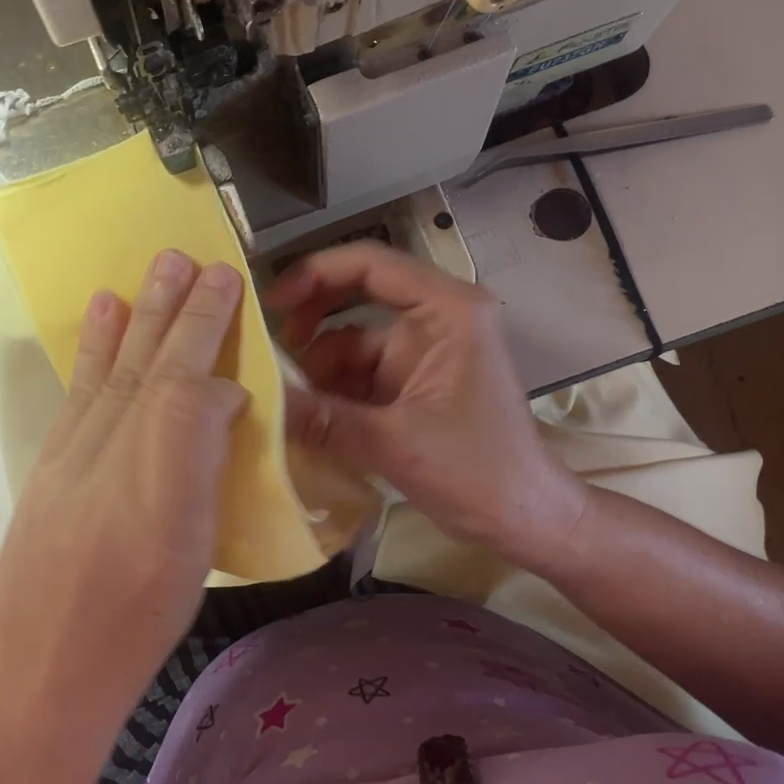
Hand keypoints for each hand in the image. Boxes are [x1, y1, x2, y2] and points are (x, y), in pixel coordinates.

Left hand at [0, 249, 248, 709]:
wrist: (43, 671)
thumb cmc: (134, 621)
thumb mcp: (193, 548)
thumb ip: (205, 462)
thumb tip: (222, 400)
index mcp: (158, 467)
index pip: (186, 377)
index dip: (206, 325)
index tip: (224, 280)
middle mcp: (110, 446)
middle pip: (146, 364)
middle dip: (171, 309)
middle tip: (185, 258)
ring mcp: (72, 453)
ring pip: (110, 371)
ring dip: (131, 319)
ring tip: (146, 277)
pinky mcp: (47, 466)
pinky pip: (77, 394)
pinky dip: (91, 354)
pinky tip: (100, 327)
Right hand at [268, 241, 588, 568]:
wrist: (525, 520)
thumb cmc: (478, 470)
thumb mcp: (395, 443)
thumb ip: (324, 420)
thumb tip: (257, 401)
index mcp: (447, 311)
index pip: (372, 264)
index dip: (315, 274)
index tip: (272, 303)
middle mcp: (435, 319)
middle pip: (357, 294)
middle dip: (312, 319)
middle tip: (272, 348)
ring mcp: (421, 352)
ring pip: (350, 341)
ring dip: (318, 369)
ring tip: (289, 403)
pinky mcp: (411, 384)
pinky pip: (357, 373)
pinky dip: (331, 392)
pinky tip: (306, 418)